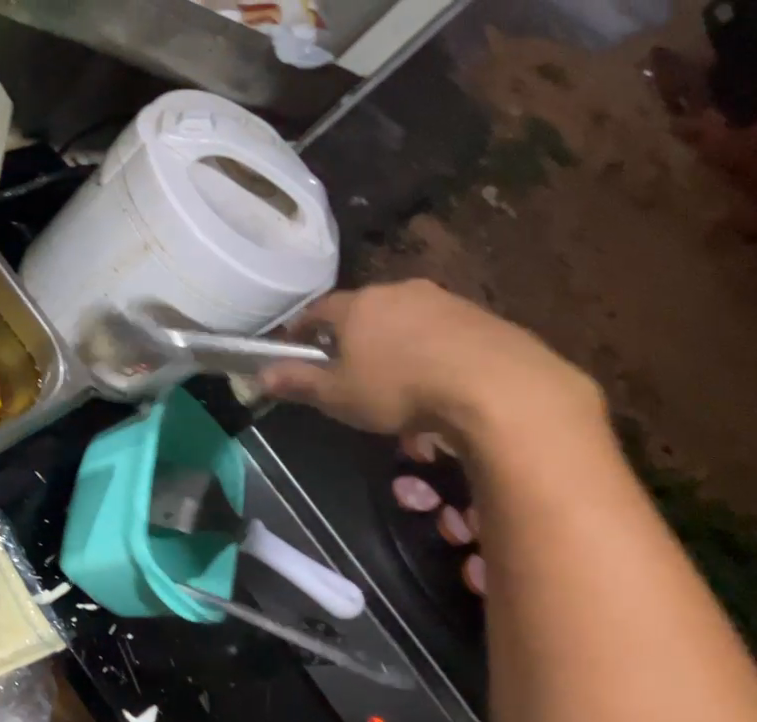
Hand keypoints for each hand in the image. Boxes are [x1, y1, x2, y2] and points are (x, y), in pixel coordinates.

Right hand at [260, 280, 604, 454]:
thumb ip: (297, 382)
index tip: (293, 351)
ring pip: (400, 322)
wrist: (496, 386)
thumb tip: (259, 375)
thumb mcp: (336, 395)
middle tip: (342, 371)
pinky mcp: (478, 316)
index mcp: (358, 305)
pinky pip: (436, 333)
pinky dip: (424, 353)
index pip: (316, 310)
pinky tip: (428, 384)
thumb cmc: (399, 388)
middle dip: (348, 338)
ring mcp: (443, 300)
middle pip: (361, 312)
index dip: (300, 330)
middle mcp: (398, 291)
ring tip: (389, 384)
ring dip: (389, 346)